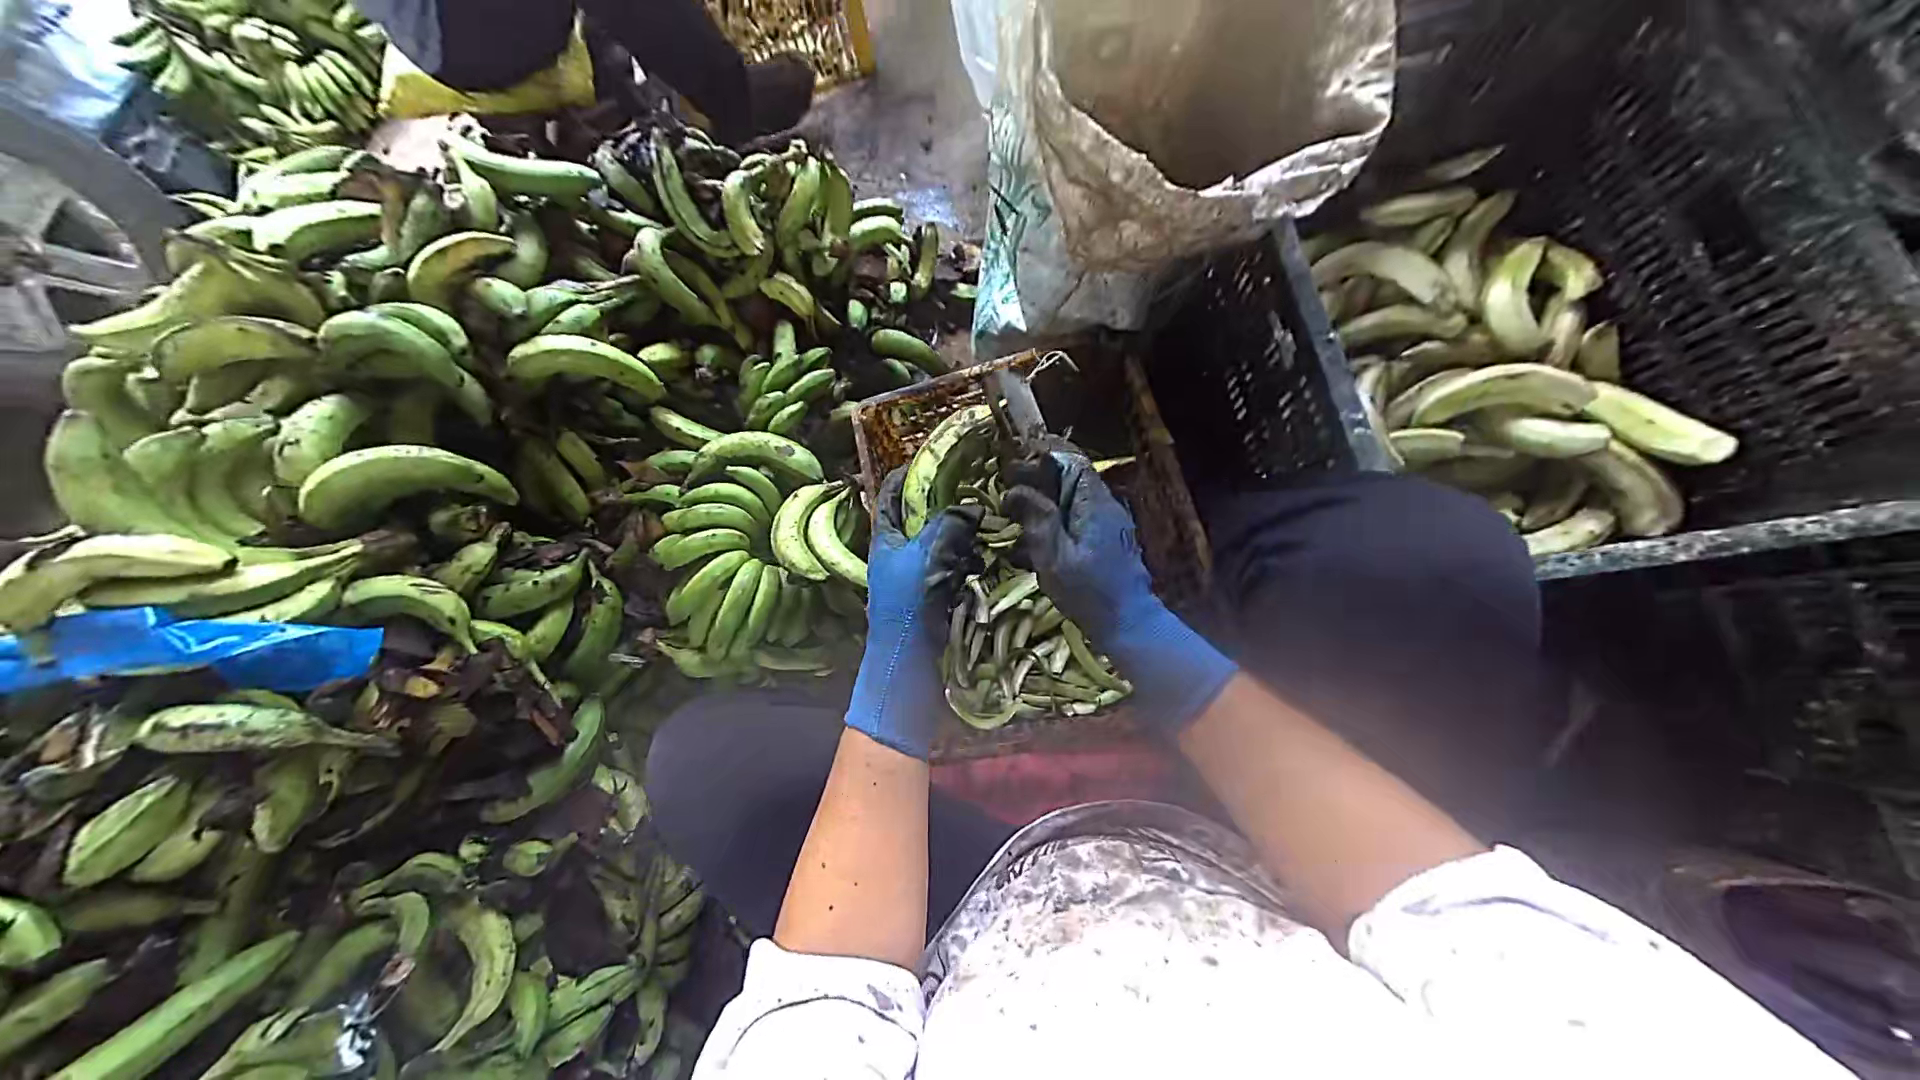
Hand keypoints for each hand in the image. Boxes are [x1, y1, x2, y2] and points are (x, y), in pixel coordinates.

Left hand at [844, 467, 982, 758]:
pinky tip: (980, 561)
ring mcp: (914, 575)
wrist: (910, 661)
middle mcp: (897, 553)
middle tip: (972, 491)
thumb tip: (970, 508)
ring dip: (959, 535)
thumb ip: (948, 525)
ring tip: (982, 527)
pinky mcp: (932, 594)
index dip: (906, 475)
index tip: (933, 460)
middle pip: (919, 517)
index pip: (889, 495)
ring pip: (938, 542)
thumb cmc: (909, 604)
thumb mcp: (927, 555)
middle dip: (944, 506)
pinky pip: (950, 567)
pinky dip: (964, 562)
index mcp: (884, 539)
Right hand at [1002, 450, 1235, 735]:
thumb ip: (1038, 518)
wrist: (1128, 624)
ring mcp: (1106, 524)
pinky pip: (1074, 521)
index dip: (1040, 456)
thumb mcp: (1055, 556)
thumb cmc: (1089, 591)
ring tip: (1013, 515)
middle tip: (1007, 491)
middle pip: (1068, 478)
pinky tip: (1031, 543)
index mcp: (1094, 502)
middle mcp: (1103, 506)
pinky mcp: (1104, 542)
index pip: (1069, 461)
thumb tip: (1016, 490)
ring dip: (1041, 503)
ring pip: (1069, 500)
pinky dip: (1051, 524)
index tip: (1013, 463)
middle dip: (1036, 481)